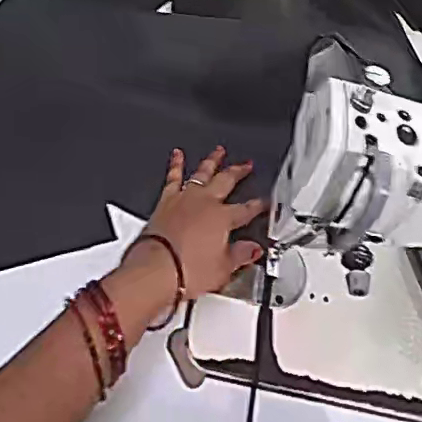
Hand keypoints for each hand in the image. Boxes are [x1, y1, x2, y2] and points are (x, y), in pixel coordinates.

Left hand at [133, 147, 267, 299]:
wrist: (157, 269)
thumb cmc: (187, 270)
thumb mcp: (223, 269)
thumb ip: (240, 255)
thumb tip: (252, 250)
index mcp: (224, 218)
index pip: (246, 209)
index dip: (258, 205)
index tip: (264, 202)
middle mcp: (206, 203)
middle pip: (227, 181)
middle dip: (239, 172)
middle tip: (246, 164)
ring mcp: (185, 198)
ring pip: (203, 172)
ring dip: (212, 160)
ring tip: (218, 151)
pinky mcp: (166, 200)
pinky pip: (174, 177)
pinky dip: (176, 164)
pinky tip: (177, 155)